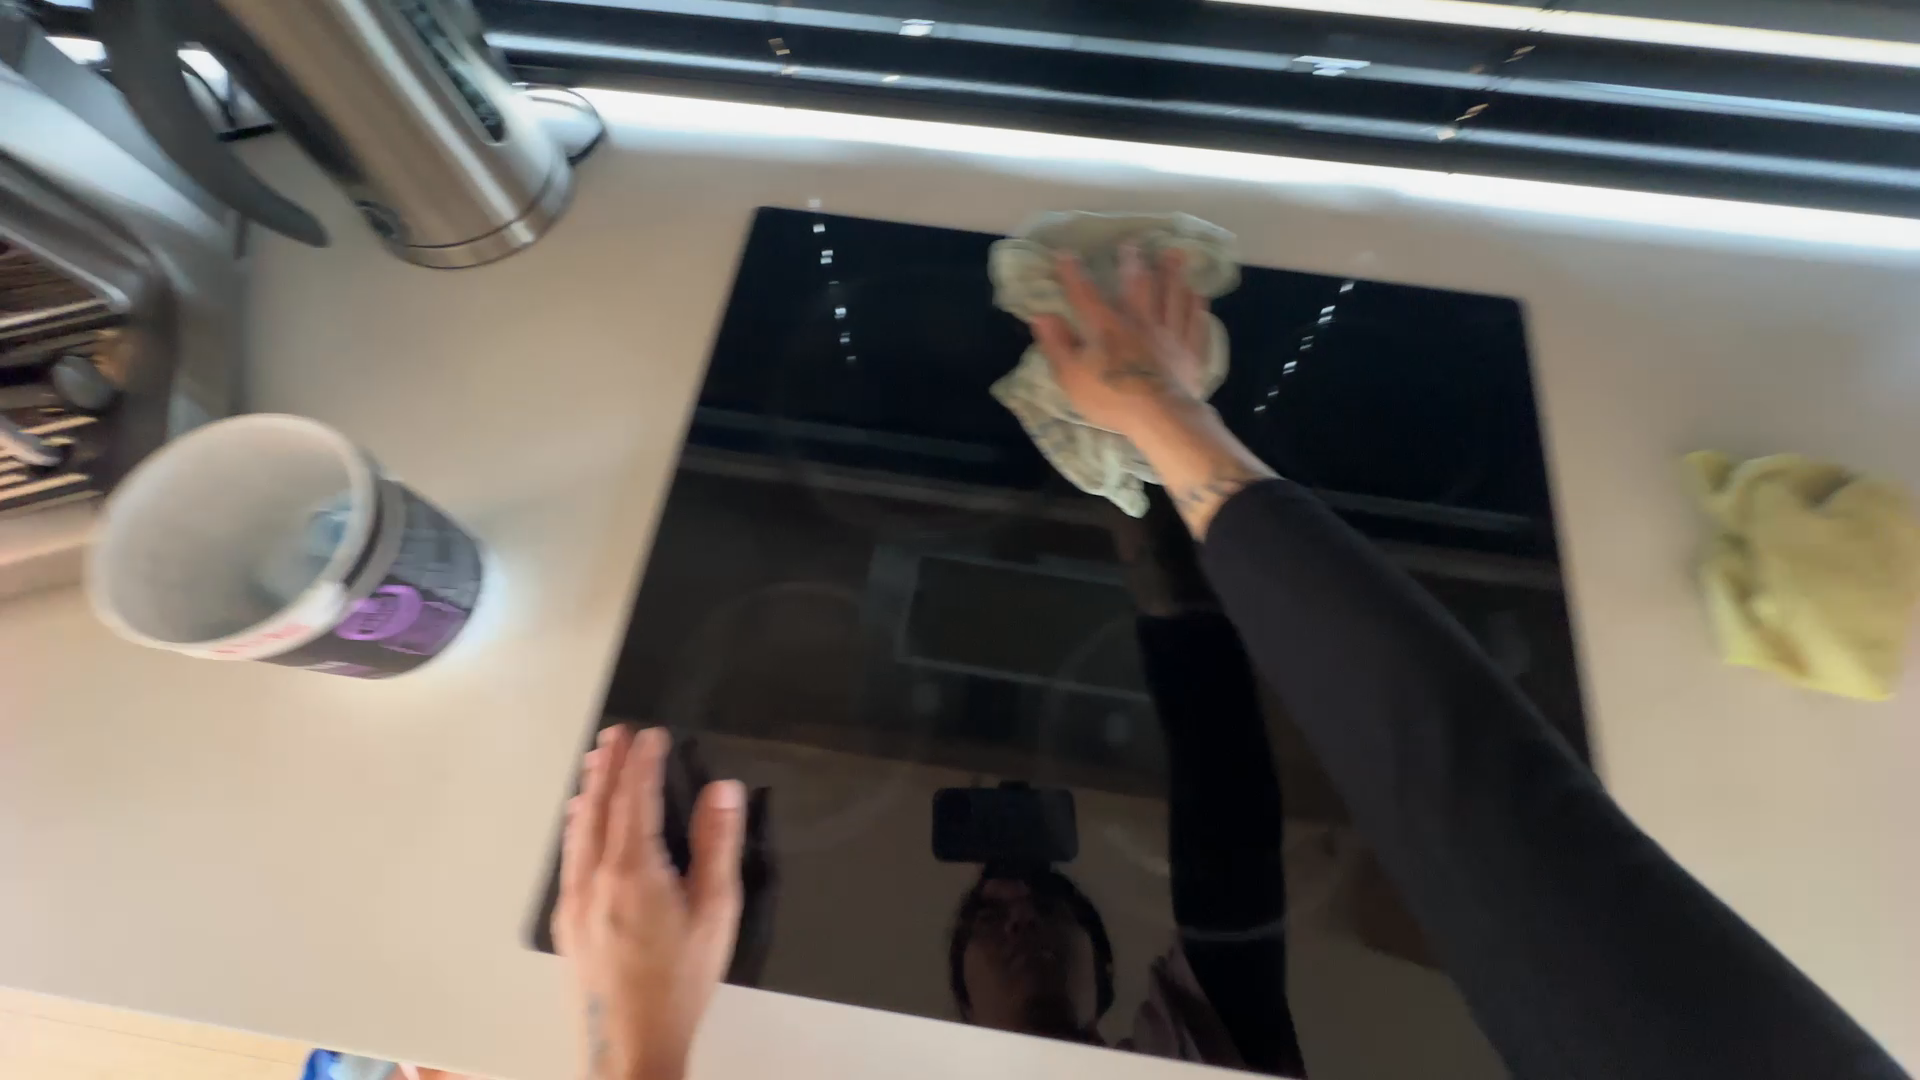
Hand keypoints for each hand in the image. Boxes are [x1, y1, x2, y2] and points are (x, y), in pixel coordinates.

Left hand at [554, 726, 745, 1079]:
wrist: (628, 1051)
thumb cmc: (682, 979)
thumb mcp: (716, 911)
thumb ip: (717, 845)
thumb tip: (722, 788)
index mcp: (634, 871)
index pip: (637, 800)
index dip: (642, 763)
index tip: (650, 734)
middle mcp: (595, 879)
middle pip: (600, 809)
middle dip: (608, 766)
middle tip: (614, 733)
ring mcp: (574, 903)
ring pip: (579, 832)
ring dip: (589, 791)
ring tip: (594, 762)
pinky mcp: (568, 924)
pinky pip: (569, 858)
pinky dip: (576, 826)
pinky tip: (578, 820)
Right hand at [1030, 244, 1210, 439]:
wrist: (1161, 418)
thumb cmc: (1111, 398)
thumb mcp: (1071, 376)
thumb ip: (1057, 344)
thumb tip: (1041, 315)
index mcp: (1107, 327)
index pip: (1086, 295)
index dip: (1074, 274)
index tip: (1066, 254)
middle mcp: (1141, 322)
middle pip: (1139, 285)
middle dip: (1133, 262)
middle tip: (1134, 244)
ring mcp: (1170, 335)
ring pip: (1173, 297)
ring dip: (1173, 274)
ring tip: (1174, 255)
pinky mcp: (1190, 353)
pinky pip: (1196, 323)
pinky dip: (1197, 308)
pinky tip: (1199, 296)